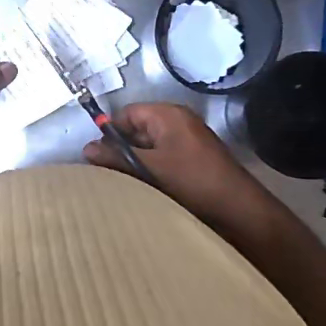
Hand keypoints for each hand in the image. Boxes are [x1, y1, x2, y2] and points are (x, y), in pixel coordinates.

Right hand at [82, 102, 270, 224]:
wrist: (238, 211)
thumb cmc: (193, 181)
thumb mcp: (149, 168)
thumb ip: (116, 156)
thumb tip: (86, 148)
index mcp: (168, 116)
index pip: (127, 114)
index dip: (110, 132)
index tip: (98, 157)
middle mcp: (178, 125)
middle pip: (136, 131)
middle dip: (120, 151)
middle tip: (105, 173)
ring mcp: (186, 145)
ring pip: (147, 150)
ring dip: (134, 165)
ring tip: (120, 184)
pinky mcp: (191, 164)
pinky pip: (160, 163)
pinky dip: (149, 174)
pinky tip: (141, 191)